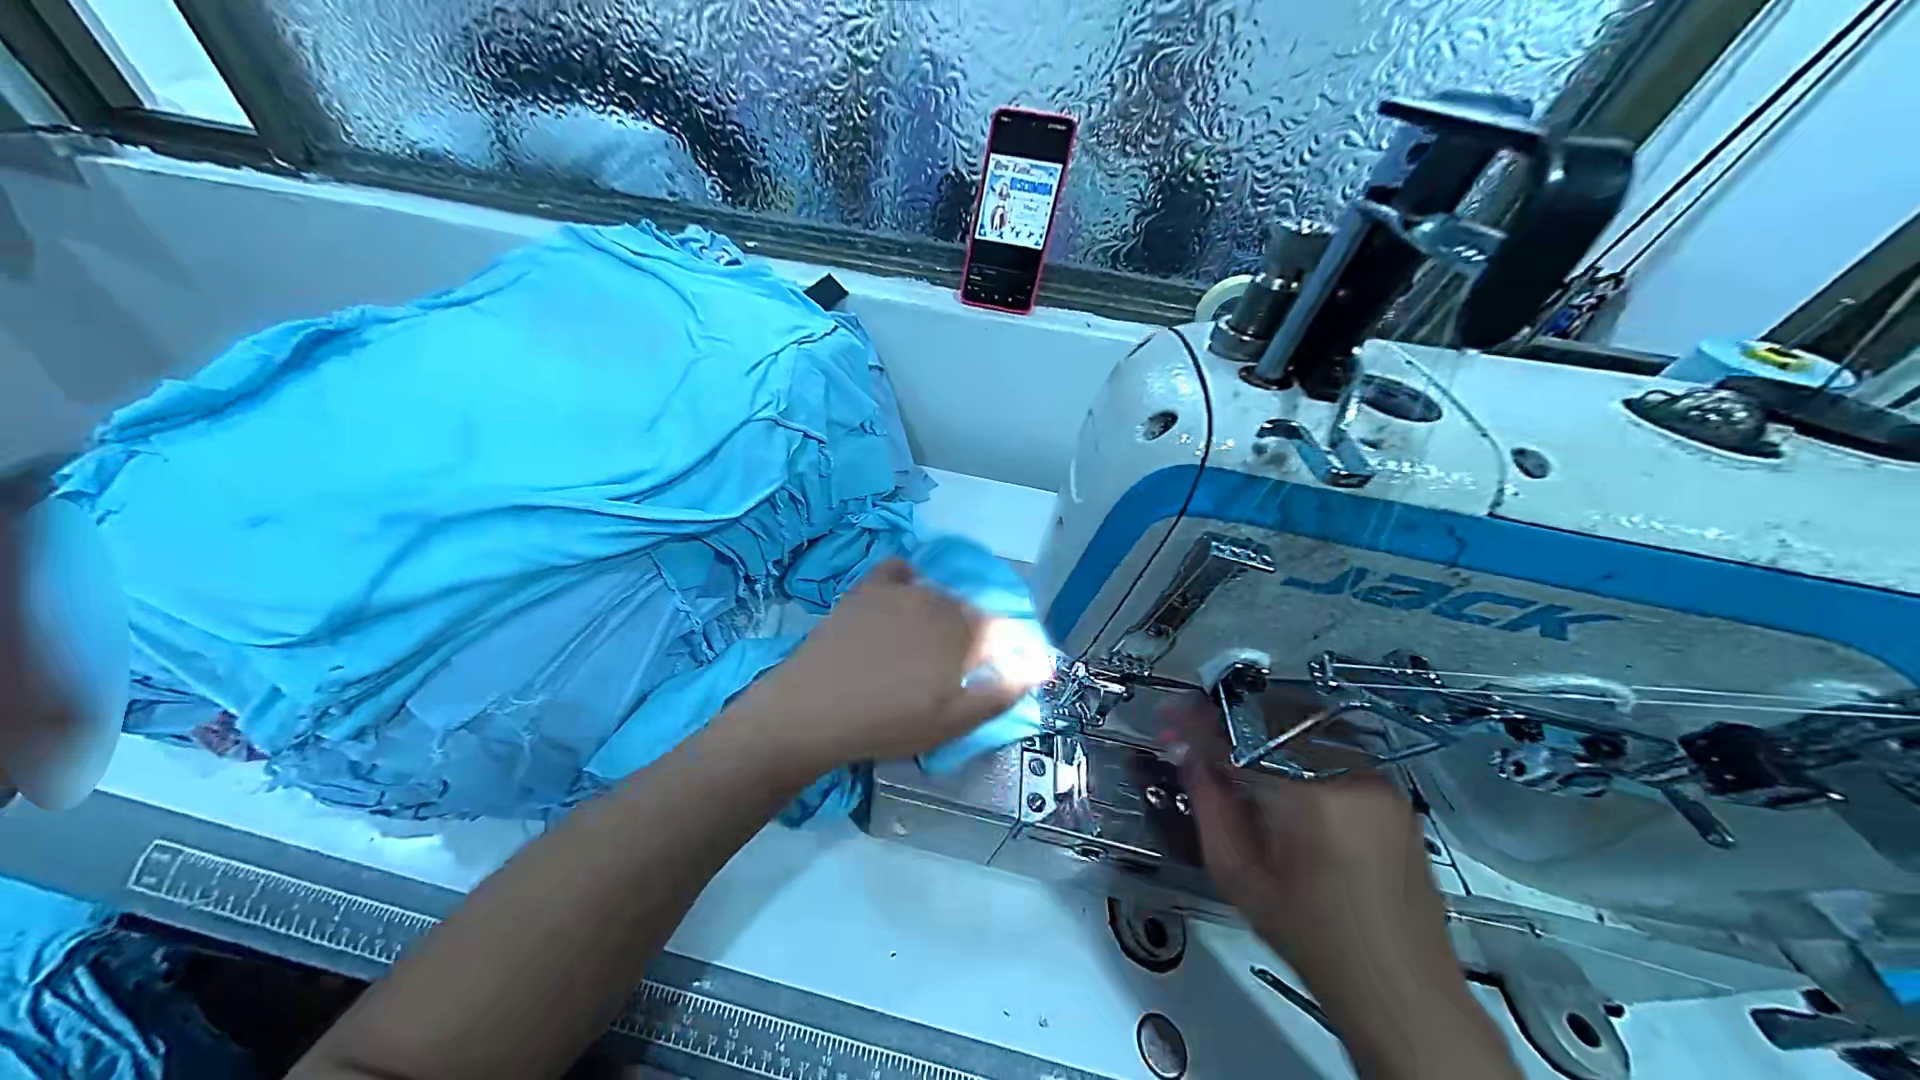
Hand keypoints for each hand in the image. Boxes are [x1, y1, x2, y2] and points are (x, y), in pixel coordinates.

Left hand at [737, 559, 1034, 769]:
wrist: (811, 710)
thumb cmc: (886, 724)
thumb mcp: (952, 722)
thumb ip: (1001, 692)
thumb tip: (1038, 668)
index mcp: (966, 634)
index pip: (1008, 632)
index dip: (1014, 650)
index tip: (1009, 670)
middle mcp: (941, 601)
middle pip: (975, 612)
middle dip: (979, 636)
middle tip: (960, 669)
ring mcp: (902, 590)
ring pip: (941, 594)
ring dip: (947, 614)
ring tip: (928, 646)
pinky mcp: (868, 588)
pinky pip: (900, 572)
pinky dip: (910, 582)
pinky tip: (904, 600)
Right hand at [1177, 703, 1520, 1079]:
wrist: (1398, 985)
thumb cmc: (1311, 937)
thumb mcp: (1237, 874)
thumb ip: (1208, 803)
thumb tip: (1188, 752)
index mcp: (1310, 797)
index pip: (1240, 737)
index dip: (1198, 722)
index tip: (1171, 715)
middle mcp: (1352, 776)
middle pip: (1275, 720)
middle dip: (1230, 719)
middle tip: (1197, 731)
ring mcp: (1380, 781)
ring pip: (1304, 728)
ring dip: (1262, 728)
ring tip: (1232, 749)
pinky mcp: (1393, 791)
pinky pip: (1331, 748)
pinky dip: (1294, 747)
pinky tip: (1276, 771)